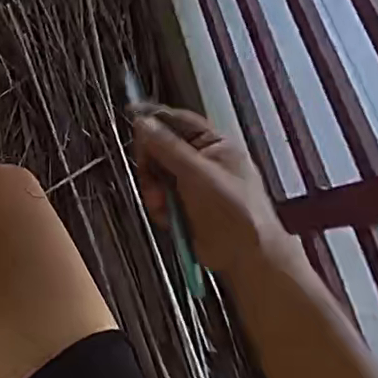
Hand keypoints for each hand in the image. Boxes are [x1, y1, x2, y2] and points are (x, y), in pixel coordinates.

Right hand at [130, 106, 289, 277]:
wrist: (246, 258)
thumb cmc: (232, 210)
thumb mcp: (197, 173)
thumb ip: (167, 146)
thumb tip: (142, 122)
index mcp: (214, 145)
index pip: (178, 121)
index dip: (154, 119)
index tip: (131, 120)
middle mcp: (202, 160)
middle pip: (160, 148)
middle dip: (151, 164)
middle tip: (149, 177)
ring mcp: (192, 183)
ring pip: (155, 173)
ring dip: (153, 189)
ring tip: (161, 205)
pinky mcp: (183, 204)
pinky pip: (158, 194)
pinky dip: (158, 205)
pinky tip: (167, 216)